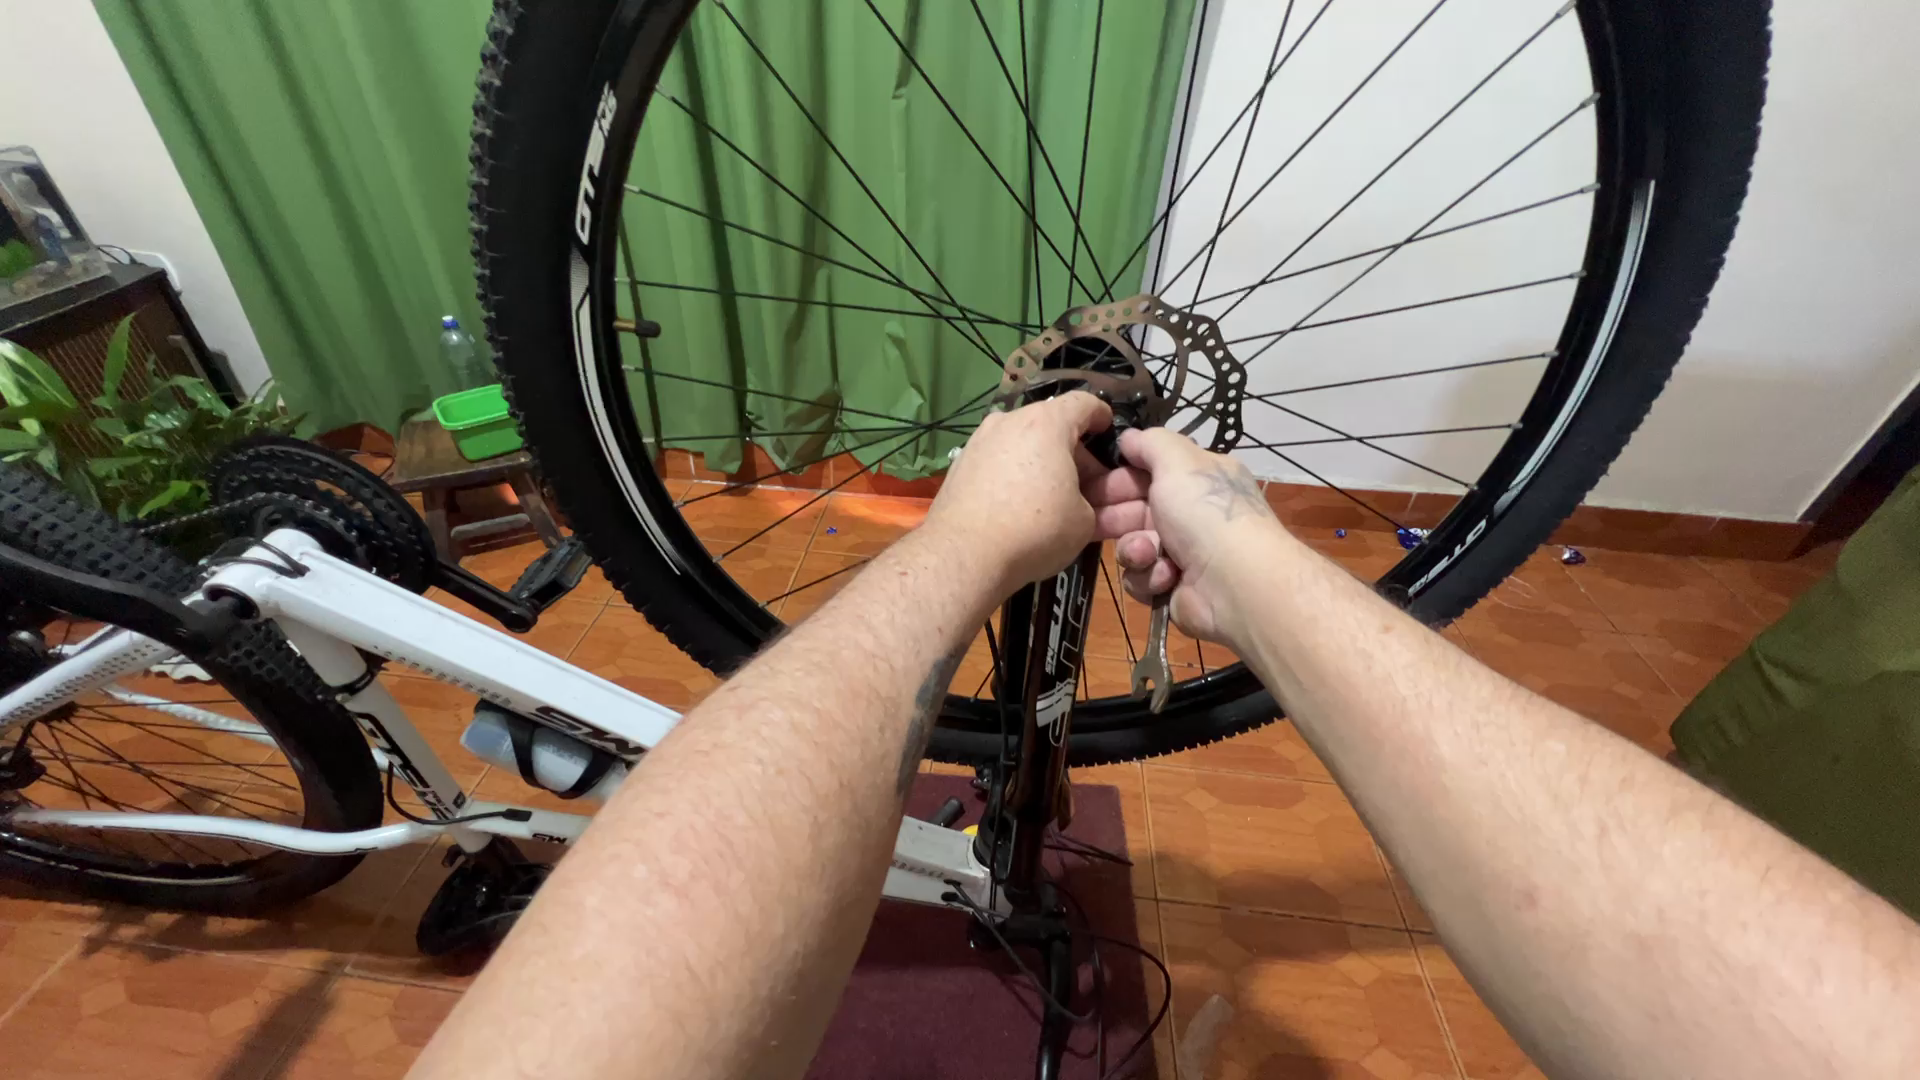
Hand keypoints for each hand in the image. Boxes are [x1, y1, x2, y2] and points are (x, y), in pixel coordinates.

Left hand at [921, 392, 1114, 591]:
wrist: (964, 555)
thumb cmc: (1034, 531)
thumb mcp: (1084, 521)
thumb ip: (1093, 501)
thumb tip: (1082, 499)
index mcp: (1046, 424)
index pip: (1084, 403)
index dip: (1102, 417)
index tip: (1108, 432)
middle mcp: (1009, 423)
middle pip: (1051, 426)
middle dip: (1073, 453)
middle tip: (1087, 484)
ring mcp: (980, 442)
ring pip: (1023, 445)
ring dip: (1043, 464)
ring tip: (1054, 496)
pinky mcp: (960, 466)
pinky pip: (999, 462)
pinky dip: (1015, 475)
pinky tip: (1020, 505)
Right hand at [1083, 428, 1287, 643]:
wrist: (1234, 584)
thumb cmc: (1205, 514)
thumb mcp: (1178, 460)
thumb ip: (1150, 442)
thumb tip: (1128, 437)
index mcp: (1196, 479)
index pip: (1147, 472)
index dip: (1116, 476)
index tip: (1088, 481)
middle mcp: (1190, 512)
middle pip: (1133, 509)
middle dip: (1114, 515)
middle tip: (1093, 520)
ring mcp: (1181, 552)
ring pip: (1132, 546)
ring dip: (1134, 549)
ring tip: (1147, 553)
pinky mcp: (1171, 585)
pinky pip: (1140, 577)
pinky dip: (1149, 576)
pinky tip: (1166, 576)